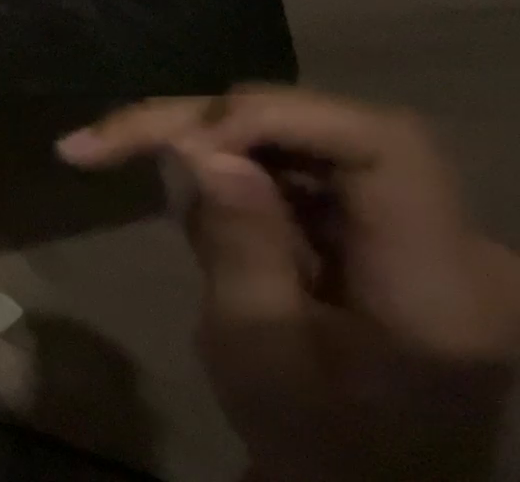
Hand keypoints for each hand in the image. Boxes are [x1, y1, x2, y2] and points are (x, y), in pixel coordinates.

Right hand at [58, 86, 519, 481]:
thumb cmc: (307, 432)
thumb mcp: (256, 348)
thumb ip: (238, 244)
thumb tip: (200, 149)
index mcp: (442, 282)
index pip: (381, 146)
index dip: (273, 118)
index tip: (175, 141)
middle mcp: (453, 239)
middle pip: (326, 130)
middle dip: (206, 122)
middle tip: (97, 139)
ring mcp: (424, 230)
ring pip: (303, 138)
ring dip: (203, 137)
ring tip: (110, 153)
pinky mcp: (385, 229)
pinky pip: (301, 167)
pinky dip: (226, 164)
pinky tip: (181, 188)